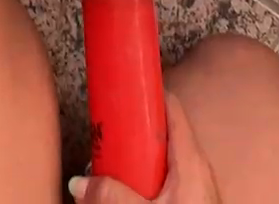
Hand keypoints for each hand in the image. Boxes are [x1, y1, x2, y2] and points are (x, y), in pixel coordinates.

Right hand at [70, 95, 222, 203]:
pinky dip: (143, 183)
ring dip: (134, 164)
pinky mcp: (191, 203)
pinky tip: (126, 195)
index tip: (122, 87)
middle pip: (161, 134)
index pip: (171, 106)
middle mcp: (198, 168)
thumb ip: (112, 197)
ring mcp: (196, 188)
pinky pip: (164, 182)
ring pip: (160, 160)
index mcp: (192, 160)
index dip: (147, 93)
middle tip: (105, 137)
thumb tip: (79, 183)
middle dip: (130, 134)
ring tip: (108, 170)